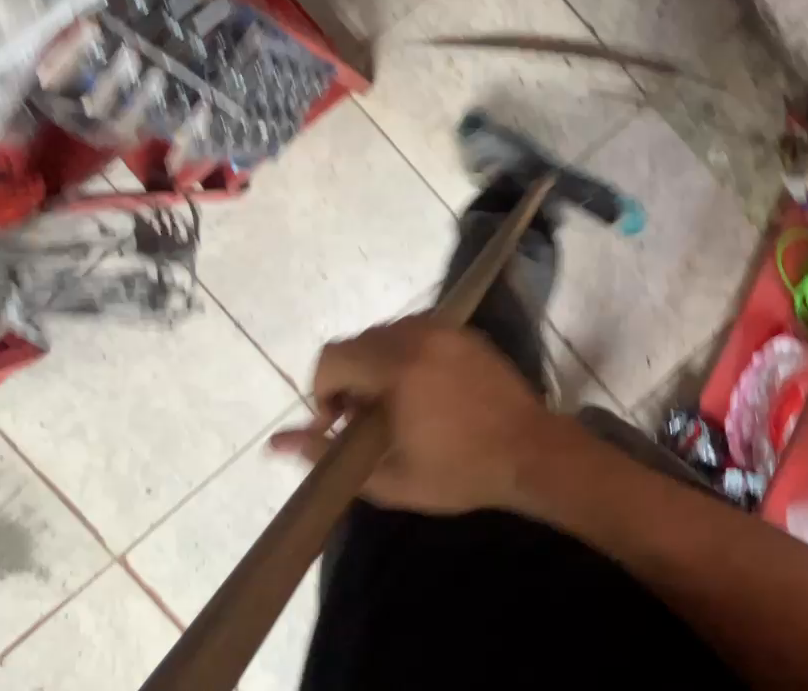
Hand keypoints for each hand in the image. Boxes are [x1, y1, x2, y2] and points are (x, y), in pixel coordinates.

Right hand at [269, 316, 565, 513]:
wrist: (530, 451)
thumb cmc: (459, 472)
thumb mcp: (386, 477)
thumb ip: (327, 455)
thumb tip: (277, 442)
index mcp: (395, 367)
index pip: (331, 358)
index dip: (323, 391)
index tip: (339, 424)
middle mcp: (417, 335)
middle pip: (357, 343)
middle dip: (349, 379)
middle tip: (365, 421)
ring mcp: (445, 329)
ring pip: (387, 335)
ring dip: (377, 365)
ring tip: (394, 407)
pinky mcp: (466, 333)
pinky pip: (418, 333)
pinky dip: (407, 355)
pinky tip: (423, 391)